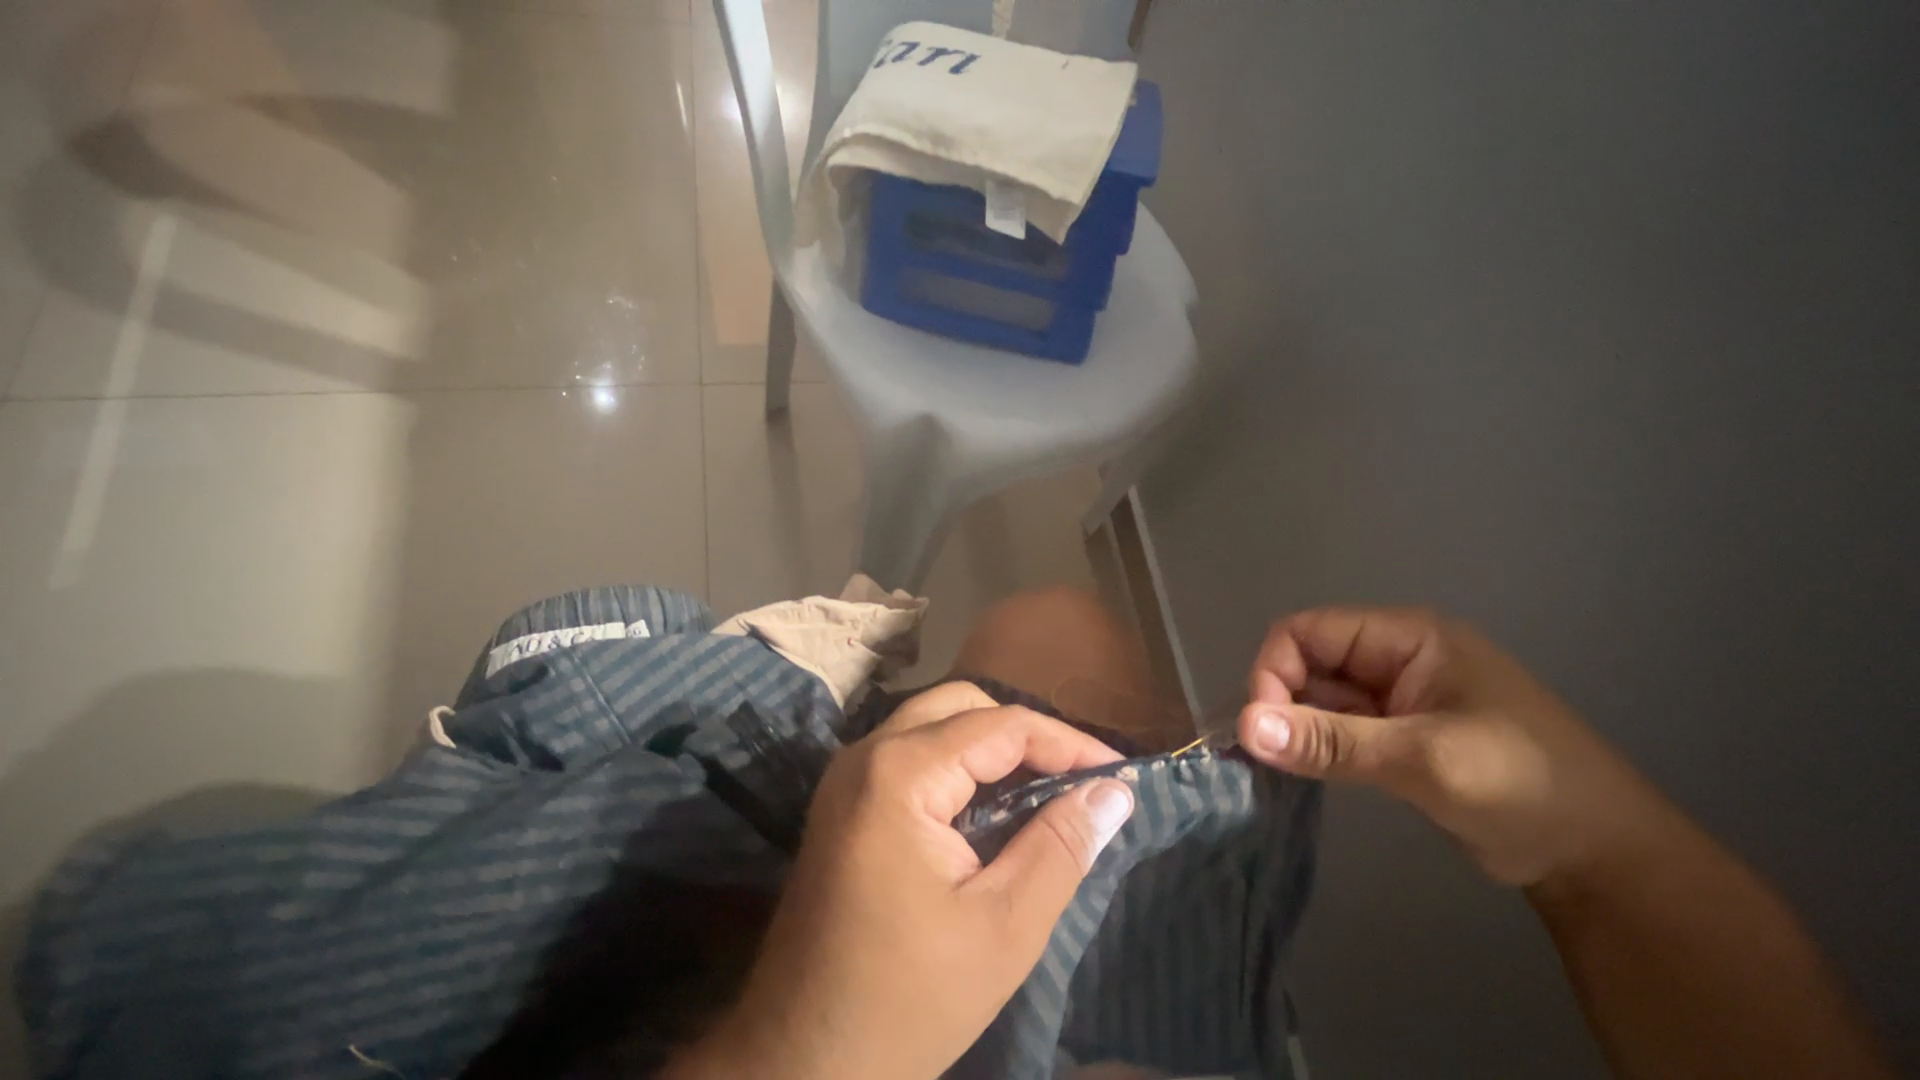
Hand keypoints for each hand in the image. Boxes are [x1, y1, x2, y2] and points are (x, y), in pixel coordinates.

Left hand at [667, 682, 1135, 1079]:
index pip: (1001, 725)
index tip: (1119, 776)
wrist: (802, 1060)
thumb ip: (1062, 846)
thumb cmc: (908, 998)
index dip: (1067, 743)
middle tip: (1078, 783)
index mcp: (899, 773)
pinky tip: (993, 814)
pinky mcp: (842, 807)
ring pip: (933, 727)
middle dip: (1025, 735)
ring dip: (991, 750)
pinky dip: (958, 770)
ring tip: (1045, 796)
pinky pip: (910, 759)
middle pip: (960, 707)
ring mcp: (846, 780)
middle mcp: (864, 756)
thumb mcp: (1004, 927)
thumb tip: (1114, 790)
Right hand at [1236, 608, 1683, 886]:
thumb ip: (1331, 742)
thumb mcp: (1424, 761)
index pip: (1309, 631)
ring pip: (1322, 696)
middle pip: (1311, 660)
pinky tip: (1302, 772)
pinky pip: (1342, 728)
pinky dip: (1316, 746)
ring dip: (1296, 725)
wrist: (1602, 857)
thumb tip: (1244, 727)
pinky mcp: (1403, 738)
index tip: (1262, 728)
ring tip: (1276, 767)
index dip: (1273, 670)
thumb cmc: (1523, 788)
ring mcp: (1402, 700)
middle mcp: (1400, 659)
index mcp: (1411, 639)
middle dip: (1280, 699)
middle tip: (1265, 754)